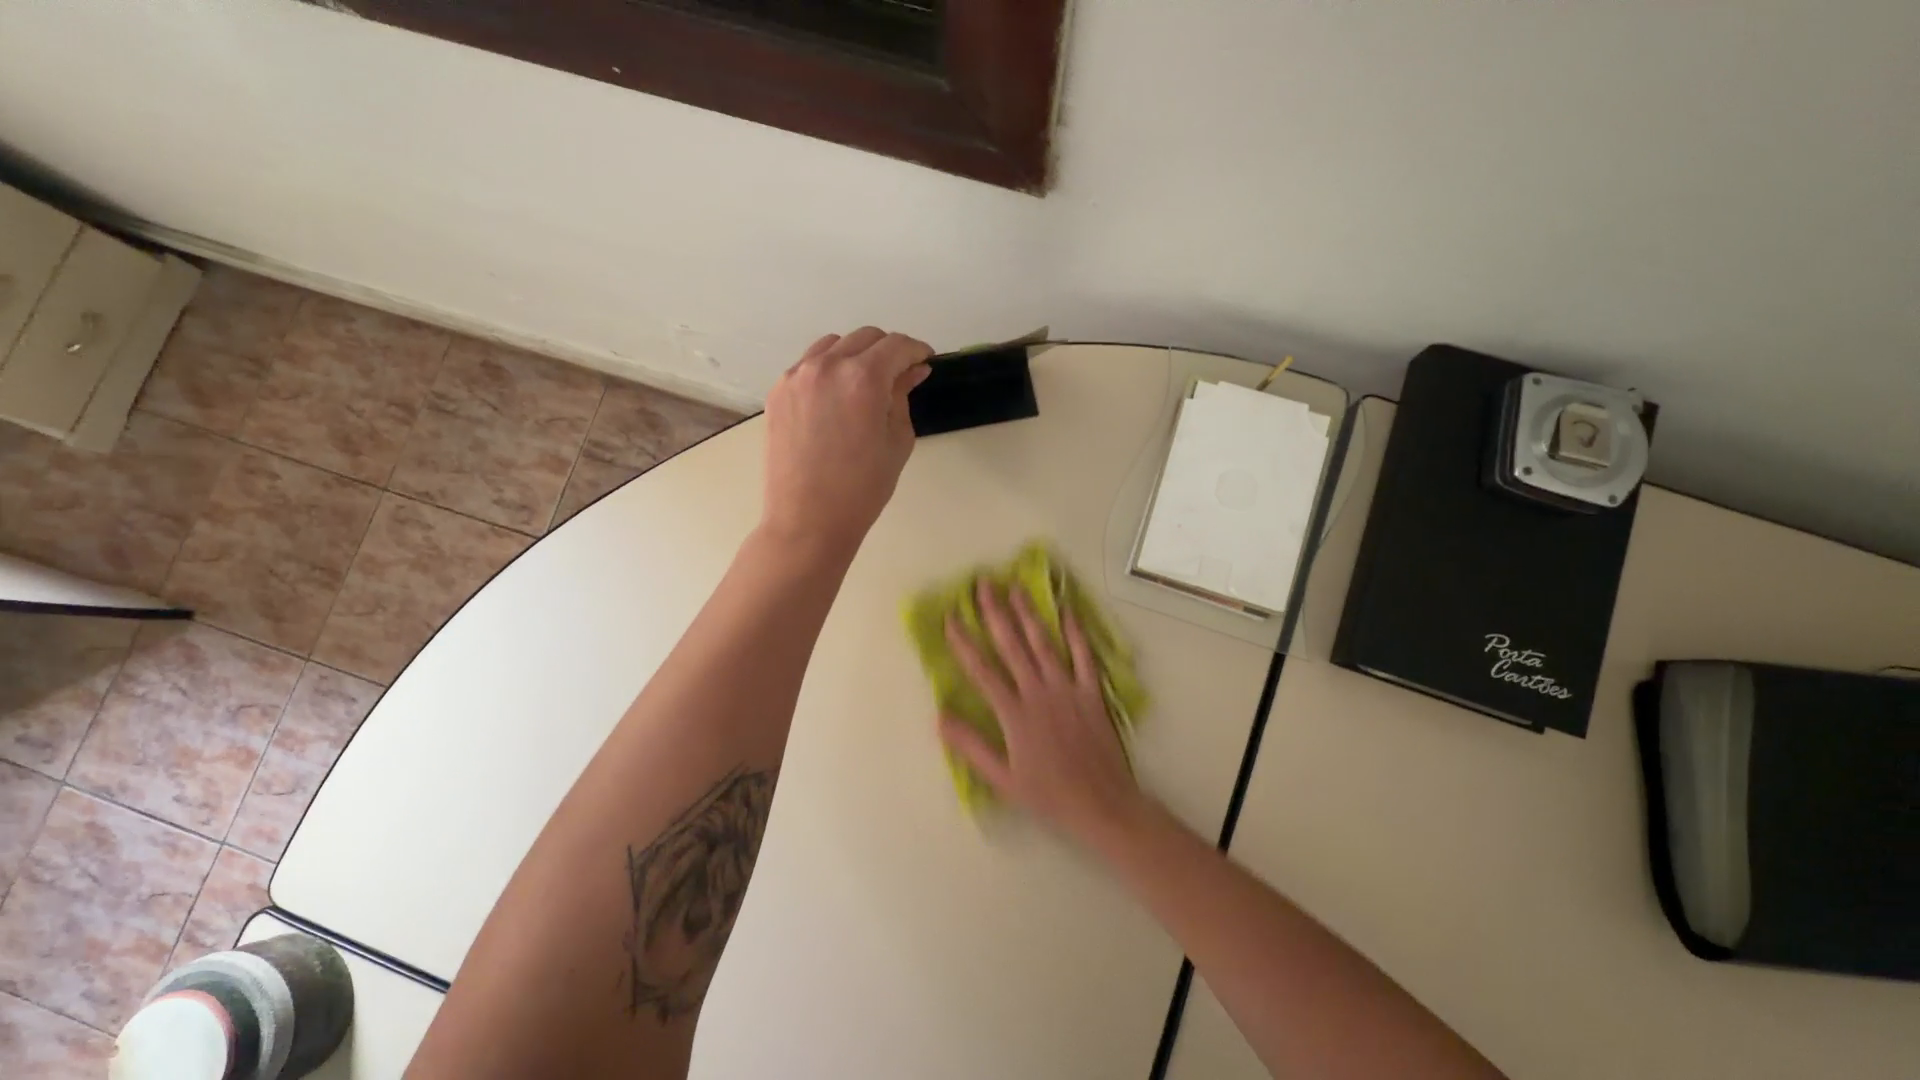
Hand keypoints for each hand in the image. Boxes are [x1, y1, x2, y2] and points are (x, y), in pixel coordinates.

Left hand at [761, 328, 931, 554]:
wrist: (807, 520)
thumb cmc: (862, 489)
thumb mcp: (896, 441)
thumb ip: (902, 396)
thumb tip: (913, 371)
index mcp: (863, 378)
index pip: (897, 346)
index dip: (917, 351)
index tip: (925, 362)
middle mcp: (827, 366)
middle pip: (866, 337)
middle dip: (888, 351)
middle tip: (899, 376)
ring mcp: (797, 376)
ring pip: (834, 345)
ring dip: (856, 355)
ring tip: (864, 385)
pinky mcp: (778, 391)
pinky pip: (809, 364)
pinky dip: (828, 369)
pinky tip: (836, 398)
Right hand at [938, 580, 1154, 849]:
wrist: (1101, 803)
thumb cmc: (1048, 795)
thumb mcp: (1002, 778)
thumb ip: (971, 746)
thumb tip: (940, 717)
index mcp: (1014, 714)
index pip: (982, 670)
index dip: (964, 642)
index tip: (951, 617)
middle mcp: (1038, 693)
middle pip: (1011, 646)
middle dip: (995, 613)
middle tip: (983, 584)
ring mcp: (1067, 690)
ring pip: (1044, 643)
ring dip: (1029, 613)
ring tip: (1016, 587)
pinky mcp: (1091, 693)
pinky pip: (1083, 656)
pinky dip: (1075, 632)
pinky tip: (1067, 611)